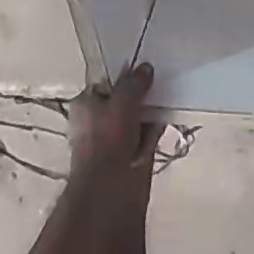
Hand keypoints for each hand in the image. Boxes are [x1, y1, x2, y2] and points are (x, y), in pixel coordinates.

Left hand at [66, 64, 155, 192]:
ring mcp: (115, 138)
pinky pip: (146, 134)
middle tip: (160, 79)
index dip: (123, 76)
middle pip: (122, 100)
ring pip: (136, 117)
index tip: (144, 67)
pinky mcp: (131, 153)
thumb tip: (145, 67)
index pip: (105, 83)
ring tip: (167, 96)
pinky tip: (167, 117)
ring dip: (150, 110)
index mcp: (85, 104)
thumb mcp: (122, 102)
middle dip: (140, 93)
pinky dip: (155, 128)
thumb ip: (133, 83)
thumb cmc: (108, 138)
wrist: (111, 186)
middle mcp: (97, 120)